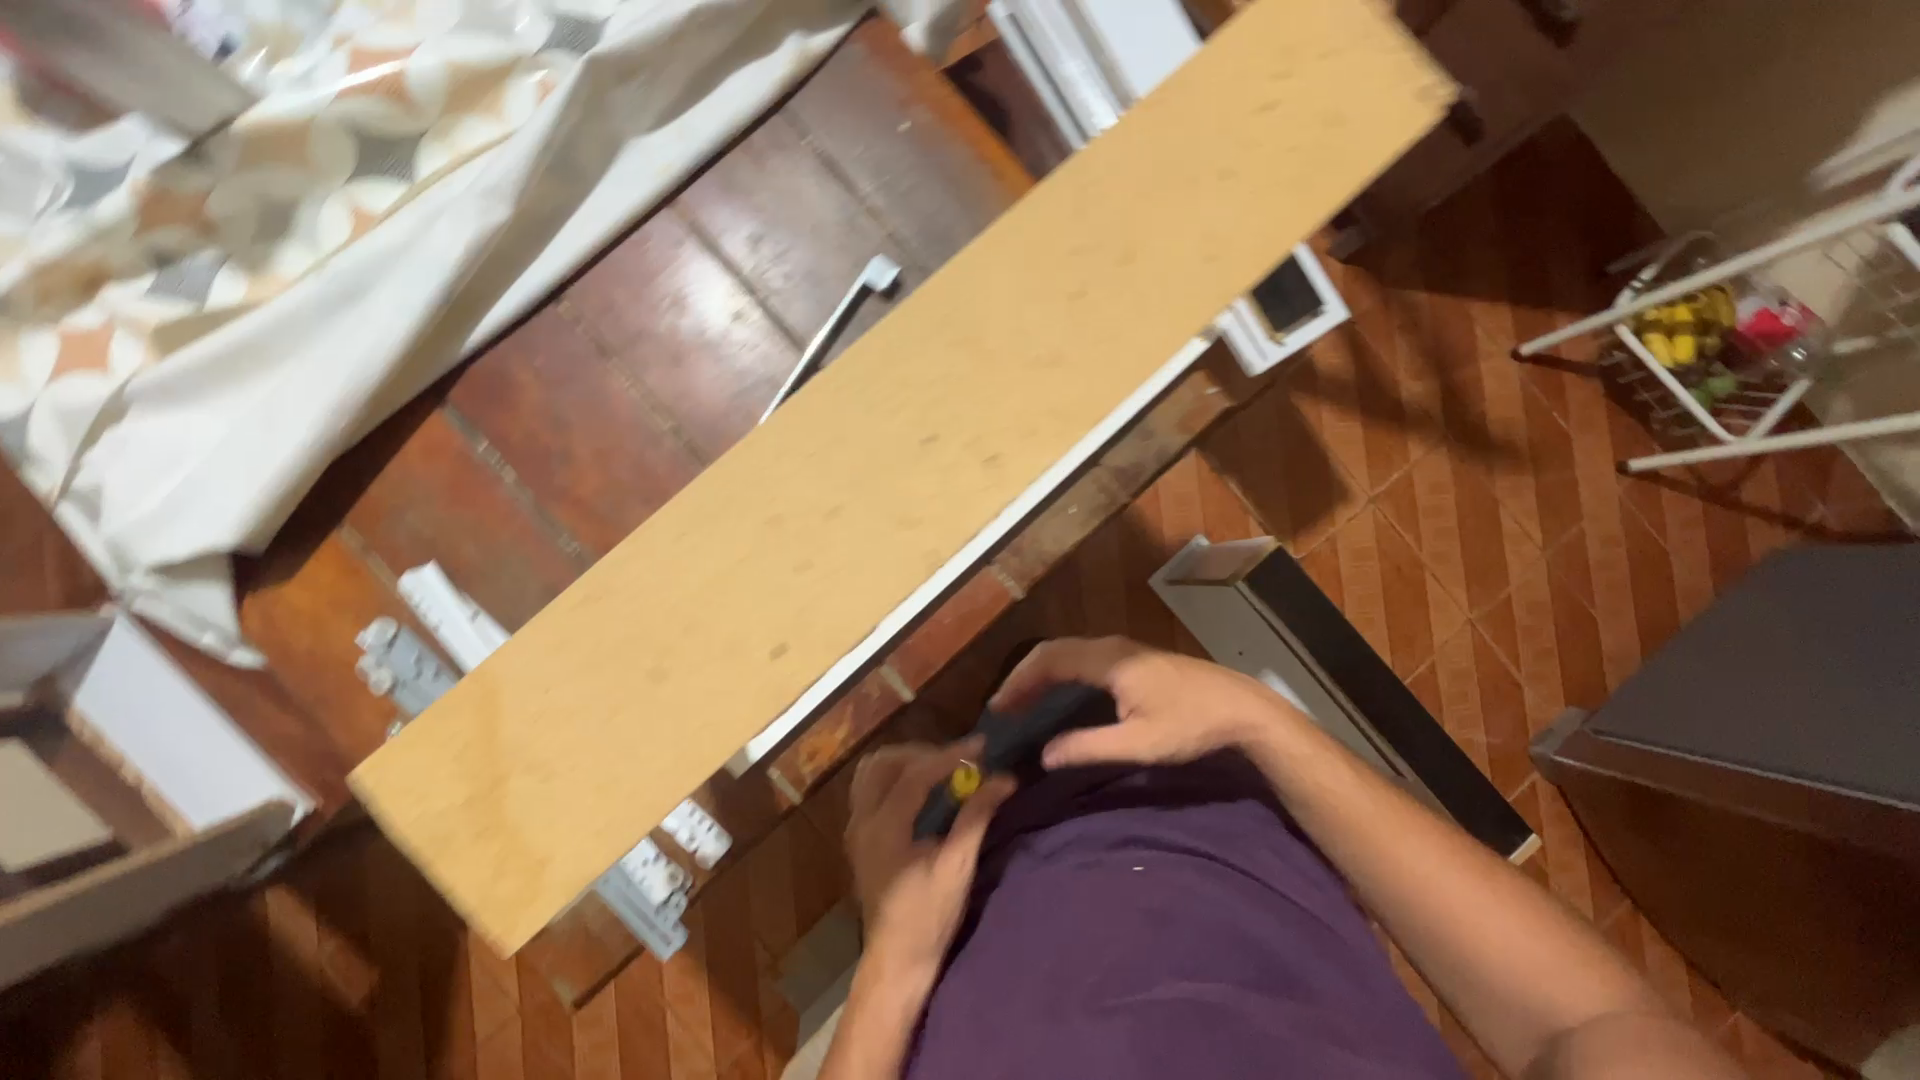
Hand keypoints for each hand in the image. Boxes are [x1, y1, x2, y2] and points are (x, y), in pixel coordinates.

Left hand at [843, 738, 1015, 978]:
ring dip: (905, 761)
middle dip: (923, 753)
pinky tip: (921, 789)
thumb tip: (1004, 779)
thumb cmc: (929, 917)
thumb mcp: (958, 866)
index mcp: (884, 828)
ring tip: (940, 769)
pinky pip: (869, 787)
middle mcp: (862, 820)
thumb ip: (976, 817)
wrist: (897, 959)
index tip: (981, 747)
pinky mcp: (858, 836)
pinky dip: (894, 776)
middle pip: (885, 762)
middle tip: (958, 761)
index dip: (949, 755)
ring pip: (872, 771)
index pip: (914, 774)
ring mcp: (855, 828)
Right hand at [989, 636, 1304, 768]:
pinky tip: (1059, 694)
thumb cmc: (1192, 726)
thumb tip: (1045, 754)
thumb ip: (1088, 747)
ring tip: (1022, 701)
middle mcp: (1112, 647)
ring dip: (1042, 673)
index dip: (1019, 682)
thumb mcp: (1139, 744)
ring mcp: (1126, 650)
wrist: (1244, 710)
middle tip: (1002, 707)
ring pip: (1070, 652)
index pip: (1049, 661)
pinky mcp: (1136, 659)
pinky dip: (1061, 673)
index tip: (997, 708)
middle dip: (1024, 676)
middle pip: (1055, 650)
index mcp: (1109, 661)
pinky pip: (1084, 658)